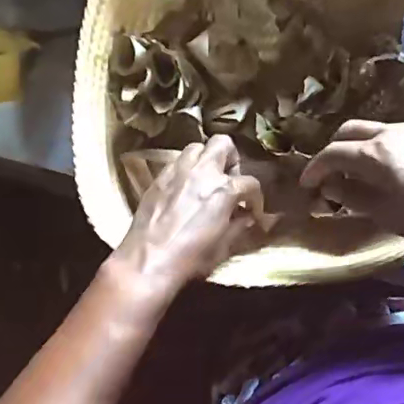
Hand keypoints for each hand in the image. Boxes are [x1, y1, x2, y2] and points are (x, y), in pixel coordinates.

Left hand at [112, 135, 263, 295]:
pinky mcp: (158, 177)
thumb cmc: (190, 258)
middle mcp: (201, 171)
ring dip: (205, 160)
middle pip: (222, 143)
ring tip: (205, 181)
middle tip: (229, 181)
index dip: (255, 199)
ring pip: (196, 147)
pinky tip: (184, 188)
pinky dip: (185, 169)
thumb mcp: (224, 246)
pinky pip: (175, 161)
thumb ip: (240, 226)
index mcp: (224, 189)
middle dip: (231, 159)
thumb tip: (248, 217)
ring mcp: (177, 171)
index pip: (250, 183)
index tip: (252, 211)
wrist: (148, 260)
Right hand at [300, 121, 403, 253]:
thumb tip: (331, 188)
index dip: (314, 169)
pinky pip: (390, 134)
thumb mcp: (385, 214)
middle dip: (332, 150)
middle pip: (348, 131)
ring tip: (354, 172)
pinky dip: (375, 146)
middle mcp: (389, 133)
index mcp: (374, 153)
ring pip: (370, 130)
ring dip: (355, 146)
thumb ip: (352, 197)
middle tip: (328, 174)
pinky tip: (382, 169)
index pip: (331, 154)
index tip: (307, 184)